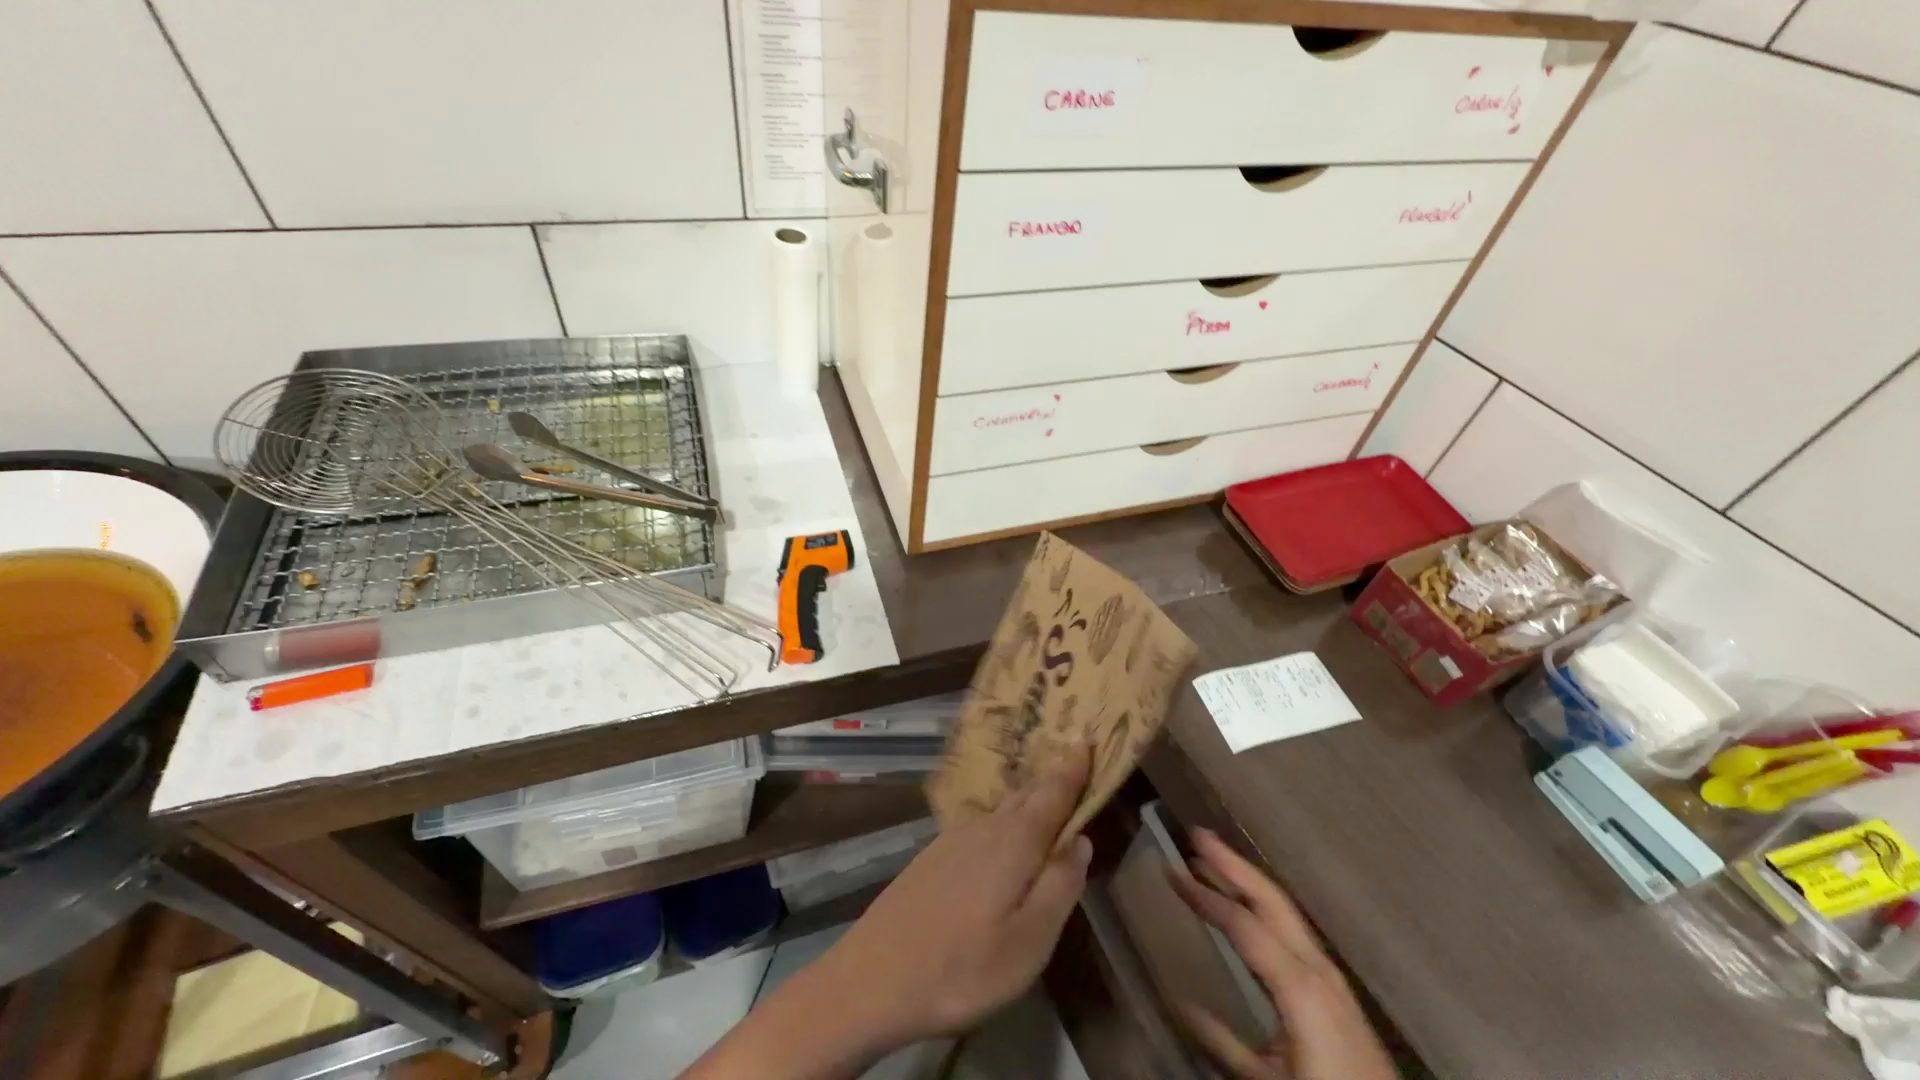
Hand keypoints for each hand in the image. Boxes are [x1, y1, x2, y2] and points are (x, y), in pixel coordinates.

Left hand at [813, 741, 1094, 1049]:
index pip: (1052, 794)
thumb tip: (1080, 839)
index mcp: (1013, 844)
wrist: (870, 981)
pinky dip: (1002, 816)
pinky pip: (980, 824)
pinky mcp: (931, 859)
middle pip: (1026, 796)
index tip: (1088, 737)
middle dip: (1053, 777)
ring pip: (1001, 810)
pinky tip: (1001, 827)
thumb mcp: (1029, 942)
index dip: (1073, 768)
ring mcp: (951, 842)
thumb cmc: (961, 969)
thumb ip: (1059, 886)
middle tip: (1075, 753)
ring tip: (1048, 786)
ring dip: (1027, 796)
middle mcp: (983, 830)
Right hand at [1168, 828, 1396, 1079]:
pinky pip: (1293, 932)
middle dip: (1234, 865)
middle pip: (1271, 901)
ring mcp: (1330, 974)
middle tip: (1198, 835)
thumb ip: (1222, 1041)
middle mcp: (1316, 967)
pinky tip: (1247, 910)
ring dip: (1247, 883)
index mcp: (1299, 984)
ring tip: (1213, 863)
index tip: (1172, 868)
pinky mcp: (1334, 987)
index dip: (1206, 895)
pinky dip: (1264, 909)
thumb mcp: (1265, 1077)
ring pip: (1284, 912)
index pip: (1244, 925)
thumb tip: (1179, 1002)